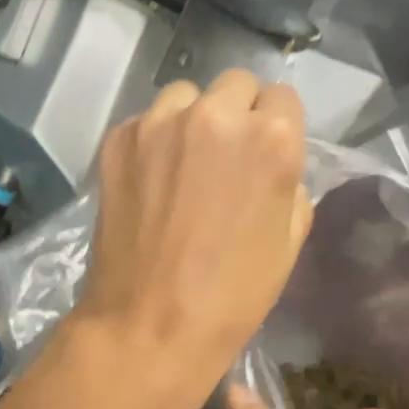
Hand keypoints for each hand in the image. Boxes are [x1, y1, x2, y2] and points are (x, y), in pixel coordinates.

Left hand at [75, 69, 312, 375]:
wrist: (150, 324)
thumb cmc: (234, 293)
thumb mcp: (290, 239)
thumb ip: (289, 182)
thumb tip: (272, 163)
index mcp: (271, 138)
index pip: (283, 97)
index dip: (277, 125)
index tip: (266, 151)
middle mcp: (216, 115)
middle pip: (236, 84)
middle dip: (238, 112)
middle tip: (226, 156)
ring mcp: (160, 122)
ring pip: (186, 96)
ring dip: (192, 119)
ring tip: (183, 163)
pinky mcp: (119, 138)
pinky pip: (145, 121)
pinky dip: (152, 140)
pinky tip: (149, 180)